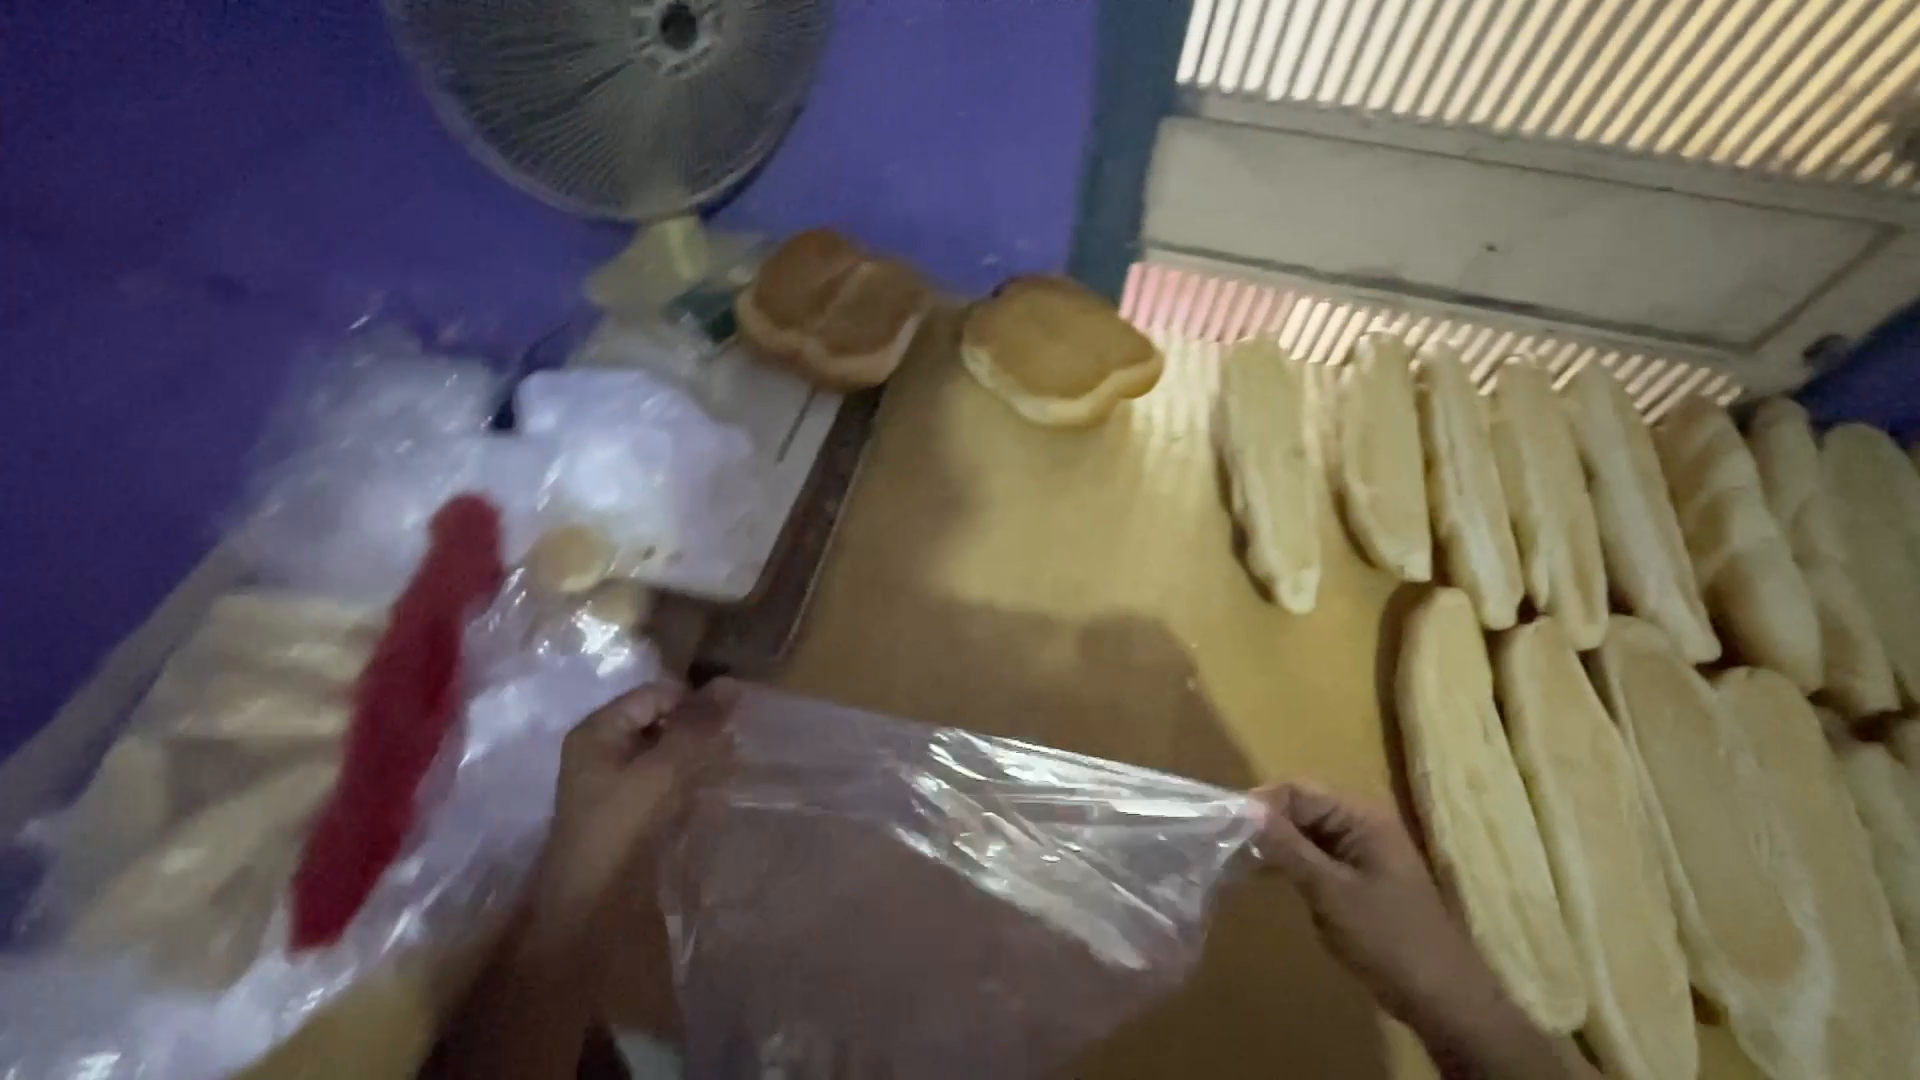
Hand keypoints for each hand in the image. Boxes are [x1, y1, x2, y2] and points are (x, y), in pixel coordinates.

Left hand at [534, 680, 737, 927]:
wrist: (593, 917)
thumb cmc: (622, 830)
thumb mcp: (663, 770)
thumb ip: (697, 726)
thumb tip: (731, 682)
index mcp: (598, 733)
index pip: (655, 695)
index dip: (693, 703)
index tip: (730, 723)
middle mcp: (603, 755)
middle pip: (661, 725)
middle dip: (700, 733)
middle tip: (735, 748)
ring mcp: (617, 790)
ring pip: (669, 758)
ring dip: (700, 762)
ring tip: (732, 772)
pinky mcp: (632, 821)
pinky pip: (669, 789)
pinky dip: (693, 789)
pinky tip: (717, 800)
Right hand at [1252, 783, 1509, 1033]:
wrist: (1443, 999)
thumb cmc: (1388, 939)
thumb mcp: (1330, 891)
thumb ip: (1288, 848)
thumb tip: (1246, 810)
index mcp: (1362, 818)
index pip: (1298, 791)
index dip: (1261, 804)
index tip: (1227, 828)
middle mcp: (1362, 824)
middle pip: (1300, 807)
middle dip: (1265, 823)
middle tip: (1228, 846)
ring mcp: (1361, 851)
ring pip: (1304, 832)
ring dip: (1274, 843)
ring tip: (1238, 861)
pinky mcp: (1357, 877)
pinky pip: (1314, 855)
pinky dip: (1289, 861)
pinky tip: (1263, 876)